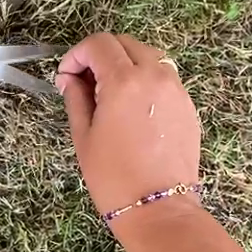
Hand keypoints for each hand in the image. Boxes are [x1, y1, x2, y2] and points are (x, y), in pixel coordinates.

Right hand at [56, 33, 201, 217]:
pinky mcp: (187, 105)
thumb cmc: (112, 176)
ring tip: (108, 94)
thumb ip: (76, 98)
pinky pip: (163, 77)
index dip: (76, 55)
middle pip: (124, 43)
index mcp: (124, 81)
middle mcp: (154, 75)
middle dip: (100, 55)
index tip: (65, 77)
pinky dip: (143, 80)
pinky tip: (131, 109)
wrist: (158, 208)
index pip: (98, 44)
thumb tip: (71, 79)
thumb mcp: (84, 136)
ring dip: (124, 64)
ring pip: (147, 56)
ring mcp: (176, 89)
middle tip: (83, 83)